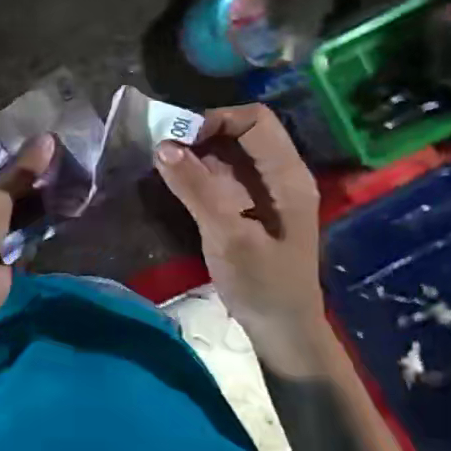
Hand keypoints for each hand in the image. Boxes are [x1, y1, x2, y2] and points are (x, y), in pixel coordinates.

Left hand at [0, 134, 56, 322]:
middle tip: (62, 148)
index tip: (36, 130)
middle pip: (4, 179)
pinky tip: (68, 201)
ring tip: (71, 170)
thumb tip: (49, 140)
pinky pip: (26, 226)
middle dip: (29, 168)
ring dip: (39, 193)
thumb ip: (19, 172)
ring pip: (18, 202)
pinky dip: (42, 218)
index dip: (6, 144)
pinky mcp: (5, 247)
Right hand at [154, 105, 323, 343]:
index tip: (181, 140)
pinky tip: (176, 182)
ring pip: (230, 153)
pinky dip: (199, 172)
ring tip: (164, 163)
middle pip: (241, 132)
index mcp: (287, 176)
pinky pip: (223, 175)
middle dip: (202, 133)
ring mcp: (264, 191)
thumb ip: (197, 189)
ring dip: (197, 152)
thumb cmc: (262, 285)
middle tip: (164, 150)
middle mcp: (279, 175)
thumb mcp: (228, 237)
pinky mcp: (248, 207)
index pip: (256, 121)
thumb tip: (163, 146)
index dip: (218, 120)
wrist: (281, 330)